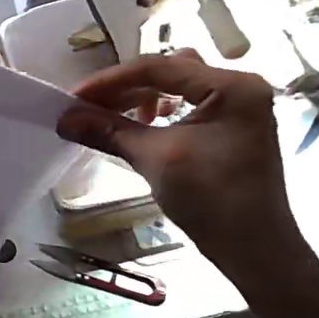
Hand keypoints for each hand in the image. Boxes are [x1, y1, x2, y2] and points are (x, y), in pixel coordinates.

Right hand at [57, 53, 299, 265]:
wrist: (254, 250)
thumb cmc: (212, 201)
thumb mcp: (156, 160)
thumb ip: (110, 132)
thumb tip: (64, 119)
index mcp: (232, 86)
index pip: (160, 67)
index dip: (111, 81)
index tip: (74, 97)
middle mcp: (240, 86)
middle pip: (170, 72)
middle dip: (125, 89)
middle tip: (87, 107)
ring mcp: (239, 108)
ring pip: (179, 87)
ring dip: (142, 99)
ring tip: (114, 117)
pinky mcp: (232, 128)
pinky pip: (189, 106)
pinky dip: (161, 112)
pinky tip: (144, 127)